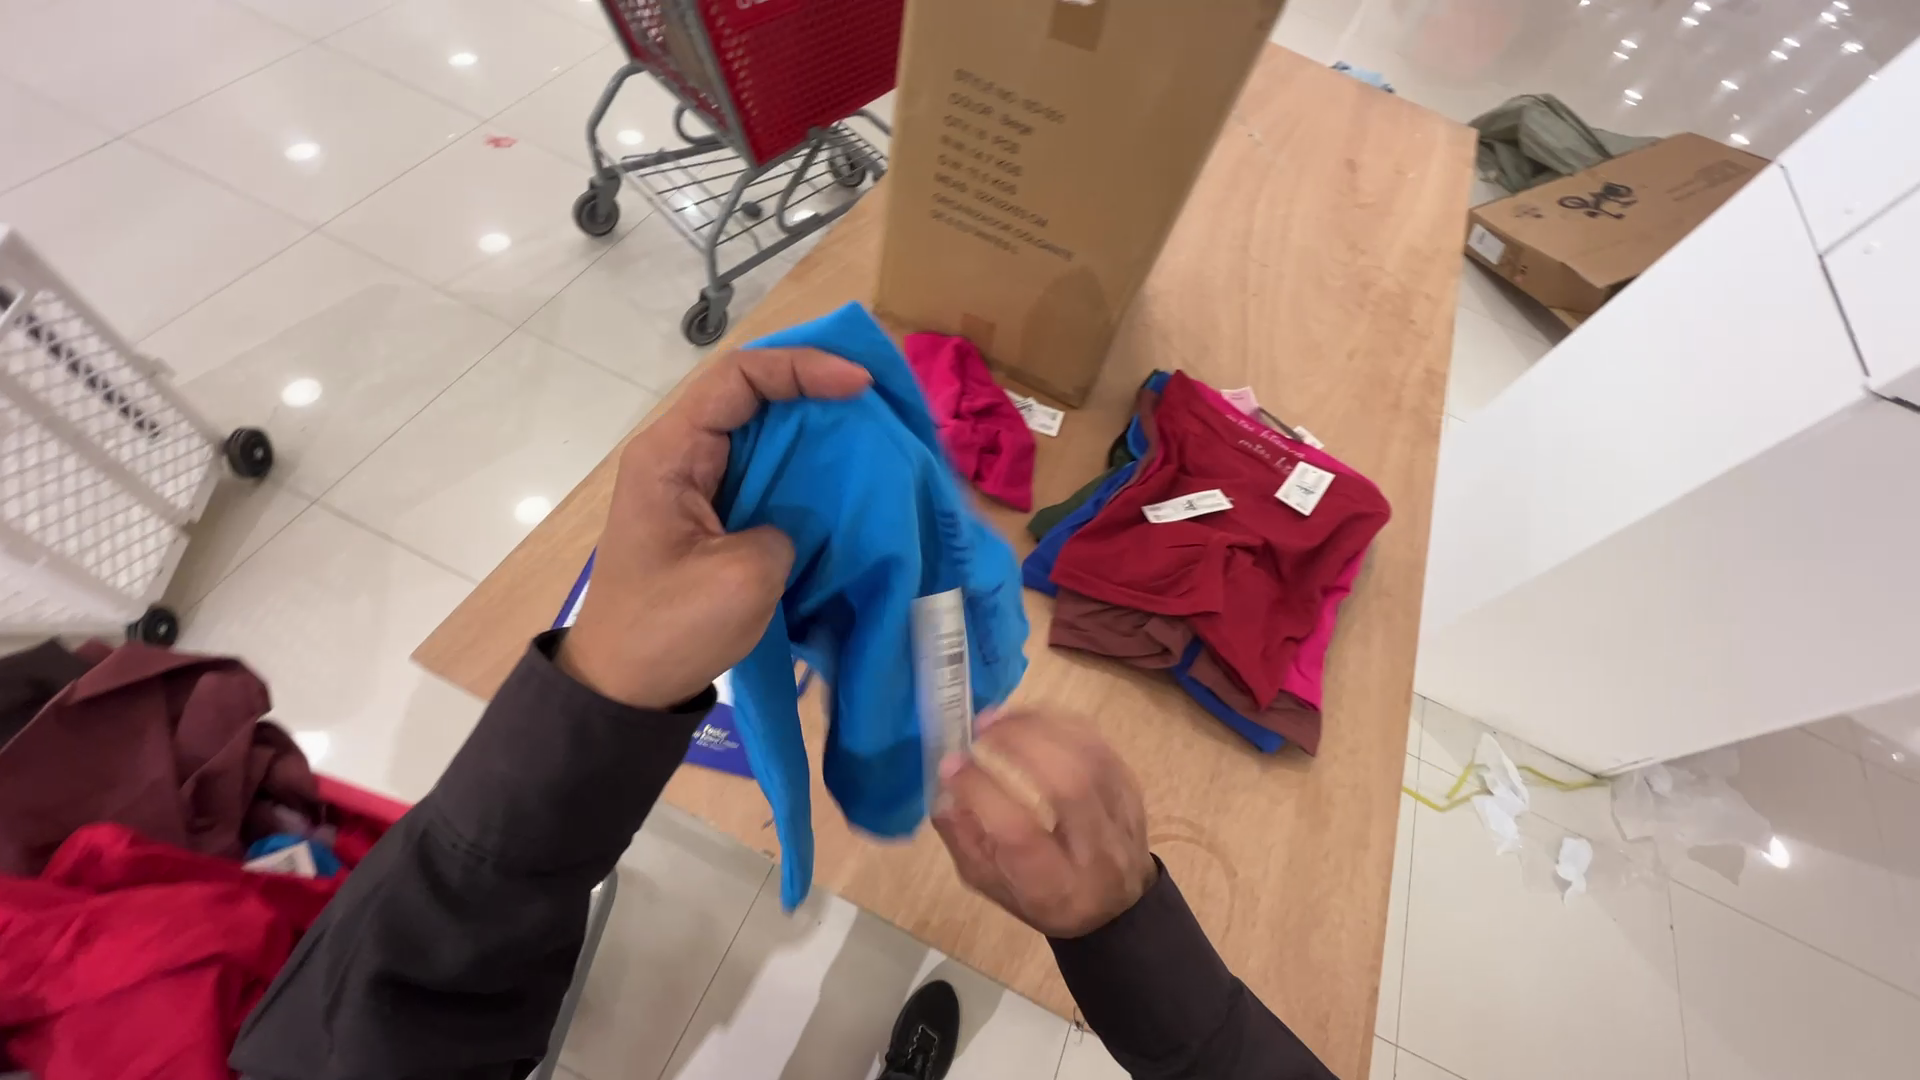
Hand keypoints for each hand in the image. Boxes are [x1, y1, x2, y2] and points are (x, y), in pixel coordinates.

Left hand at [557, 347, 870, 708]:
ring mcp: (697, 481)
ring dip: (813, 420)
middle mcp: (681, 452)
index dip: (802, 368)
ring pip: (761, 426)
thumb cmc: (669, 629)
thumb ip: (783, 531)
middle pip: (750, 390)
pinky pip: (765, 466)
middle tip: (875, 396)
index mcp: (671, 454)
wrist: (627, 683)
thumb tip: (793, 522)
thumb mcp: (740, 579)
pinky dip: (806, 460)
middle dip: (813, 383)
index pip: (738, 378)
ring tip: (869, 425)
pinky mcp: (715, 509)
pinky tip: (843, 471)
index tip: (859, 386)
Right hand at [931, 708, 1157, 937]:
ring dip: (1038, 728)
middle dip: (1018, 747)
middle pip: (1067, 787)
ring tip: (998, 720)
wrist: (1117, 903)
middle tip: (980, 733)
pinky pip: (1097, 743)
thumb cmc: (1043, 894)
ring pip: (1086, 758)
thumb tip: (945, 791)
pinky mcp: (1129, 786)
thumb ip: (965, 841)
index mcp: (1054, 885)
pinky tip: (1029, 718)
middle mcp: (1095, 850)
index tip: (952, 766)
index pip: (1019, 833)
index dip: (982, 792)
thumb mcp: (993, 884)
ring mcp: (1119, 814)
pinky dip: (1059, 723)